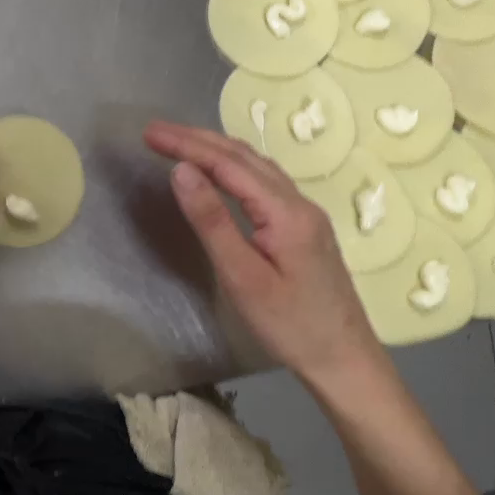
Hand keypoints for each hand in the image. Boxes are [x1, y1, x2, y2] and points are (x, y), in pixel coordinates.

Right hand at [144, 121, 383, 385]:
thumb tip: (180, 170)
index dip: (186, 145)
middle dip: (196, 139)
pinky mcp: (304, 227)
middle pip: (243, 156)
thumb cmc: (289, 325)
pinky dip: (232, 163)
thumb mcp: (242, 277)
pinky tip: (219, 170)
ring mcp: (305, 214)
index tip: (149, 134)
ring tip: (178, 142)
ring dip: (215, 147)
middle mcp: (299, 203)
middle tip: (154, 132)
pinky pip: (263, 179)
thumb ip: (211, 220)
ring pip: (256, 165)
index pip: (228, 164)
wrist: (346, 363)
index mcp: (285, 213)